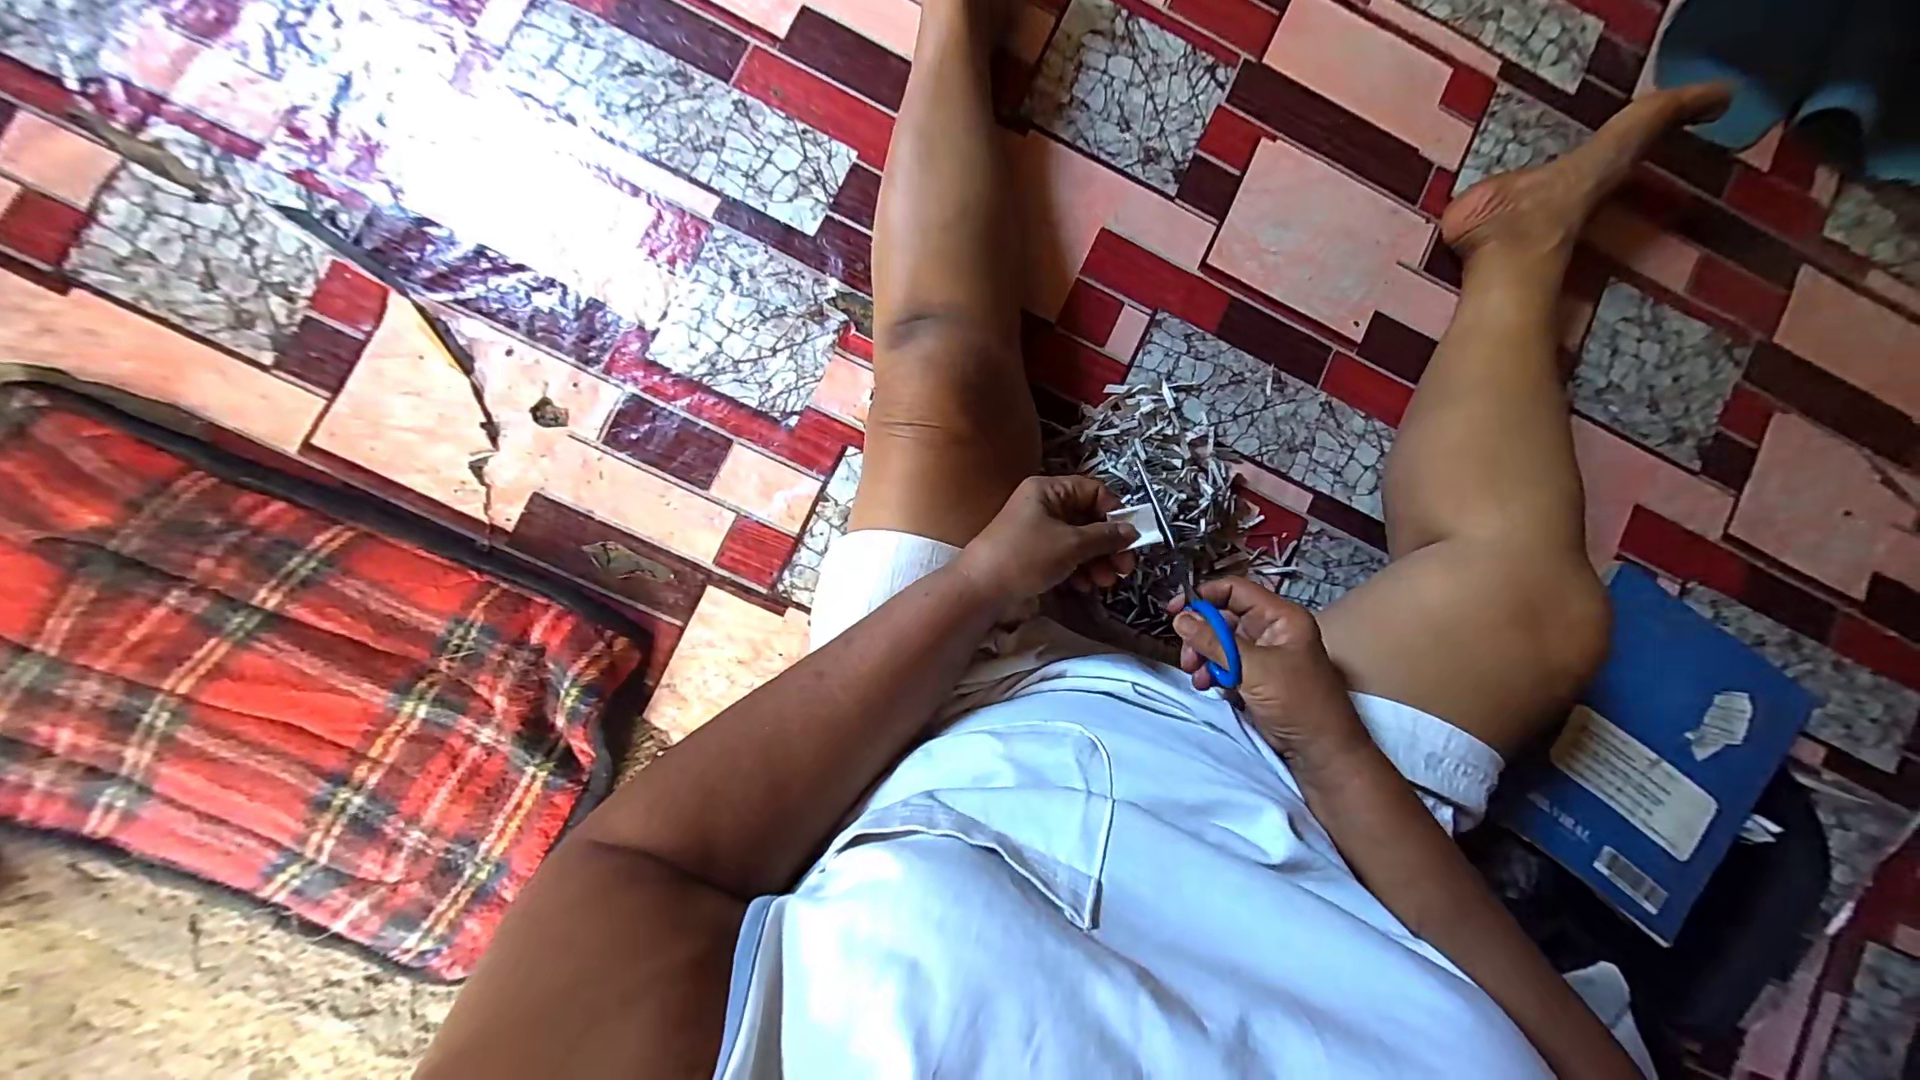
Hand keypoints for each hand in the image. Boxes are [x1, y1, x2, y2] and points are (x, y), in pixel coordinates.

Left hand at [955, 475, 1138, 604]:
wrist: (980, 589)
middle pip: (1088, 518)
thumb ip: (1105, 536)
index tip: (1130, 538)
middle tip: (1124, 569)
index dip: (1115, 513)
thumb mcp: (1071, 545)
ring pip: (1078, 540)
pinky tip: (1085, 586)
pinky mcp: (1033, 553)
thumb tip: (1131, 531)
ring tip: (1104, 582)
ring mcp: (1037, 530)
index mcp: (1048, 490)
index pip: (1093, 491)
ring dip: (1096, 560)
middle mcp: (1043, 505)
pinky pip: (1064, 555)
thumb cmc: (1025, 557)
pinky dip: (1078, 568)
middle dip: (1108, 544)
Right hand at [1169, 578, 1369, 762]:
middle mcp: (1270, 629)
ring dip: (1202, 656)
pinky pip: (1223, 662)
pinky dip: (1211, 671)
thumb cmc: (1298, 703)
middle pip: (1222, 617)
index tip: (1175, 610)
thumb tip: (1180, 619)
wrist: (1320, 751)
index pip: (1235, 590)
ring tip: (1197, 676)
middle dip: (1200, 635)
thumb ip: (1214, 642)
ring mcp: (1262, 652)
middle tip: (1187, 656)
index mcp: (1280, 617)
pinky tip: (1207, 685)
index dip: (1204, 596)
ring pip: (1219, 641)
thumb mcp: (1253, 668)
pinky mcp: (1254, 674)